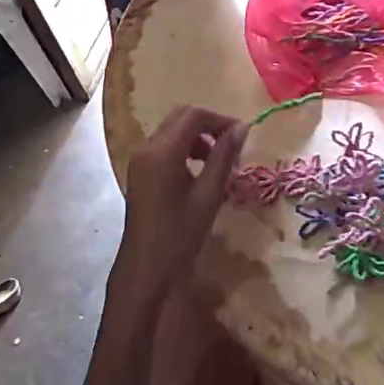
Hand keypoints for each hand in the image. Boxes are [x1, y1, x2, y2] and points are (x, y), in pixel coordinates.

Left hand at [113, 106, 247, 307]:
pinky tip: (201, 172)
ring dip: (198, 137)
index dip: (221, 120)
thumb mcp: (208, 195)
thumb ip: (224, 157)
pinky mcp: (140, 172)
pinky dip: (185, 149)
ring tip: (219, 161)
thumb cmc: (180, 235)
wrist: (147, 268)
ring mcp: (140, 160)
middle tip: (233, 144)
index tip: (243, 135)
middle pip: (180, 117)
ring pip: (172, 130)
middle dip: (209, 125)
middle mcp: (147, 148)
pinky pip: (165, 147)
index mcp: (162, 152)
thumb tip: (242, 129)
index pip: (193, 115)